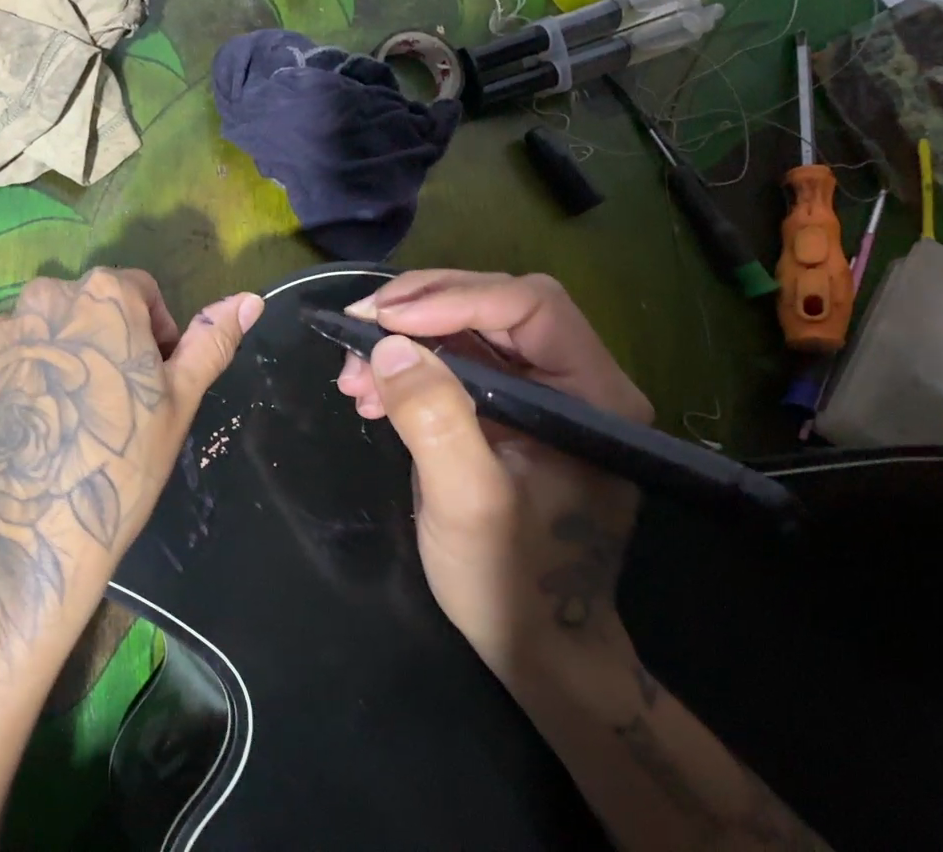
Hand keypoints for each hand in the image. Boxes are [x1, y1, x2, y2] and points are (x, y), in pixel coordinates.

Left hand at [0, 269, 261, 723]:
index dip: (150, 332)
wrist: (42, 519)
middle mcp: (50, 292)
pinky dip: (3, 353)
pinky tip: (17, 394)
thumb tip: (249, 298)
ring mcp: (3, 320)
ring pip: (38, 320)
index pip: (138, 292)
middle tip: (106, 398)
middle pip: (85, 304)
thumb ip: (211, 341)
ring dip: (53, 346)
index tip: (148, 378)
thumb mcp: (179, 400)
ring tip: (61, 406)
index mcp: (108, 294)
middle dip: (101, 337)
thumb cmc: (124, 460)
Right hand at [334, 271, 652, 675]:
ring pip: (468, 335)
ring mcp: (539, 402)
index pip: (529, 306)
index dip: (452, 298)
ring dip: (402, 341)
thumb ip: (433, 419)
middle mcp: (574, 386)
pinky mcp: (505, 419)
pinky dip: (405, 370)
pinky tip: (369, 394)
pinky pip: (454, 368)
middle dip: (417, 312)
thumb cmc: (510, 578)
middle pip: (496, 307)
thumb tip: (385, 345)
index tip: (379, 320)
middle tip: (352, 329)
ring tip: (350, 376)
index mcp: (593, 397)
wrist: (533, 643)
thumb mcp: (467, 501)